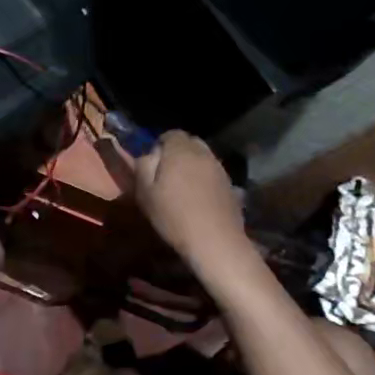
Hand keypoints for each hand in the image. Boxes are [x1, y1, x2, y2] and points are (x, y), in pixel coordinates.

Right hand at [134, 131, 242, 259]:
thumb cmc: (173, 215)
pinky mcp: (231, 185)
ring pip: (203, 158)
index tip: (152, 163)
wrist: (215, 241)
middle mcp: (203, 153)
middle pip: (190, 142)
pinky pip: (213, 173)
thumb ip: (143, 166)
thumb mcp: (145, 192)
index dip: (160, 144)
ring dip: (192, 166)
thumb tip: (148, 154)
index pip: (170, 133)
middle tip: (166, 173)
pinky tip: (198, 198)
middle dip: (177, 152)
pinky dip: (204, 179)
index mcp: (180, 151)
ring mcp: (220, 169)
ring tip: (182, 187)